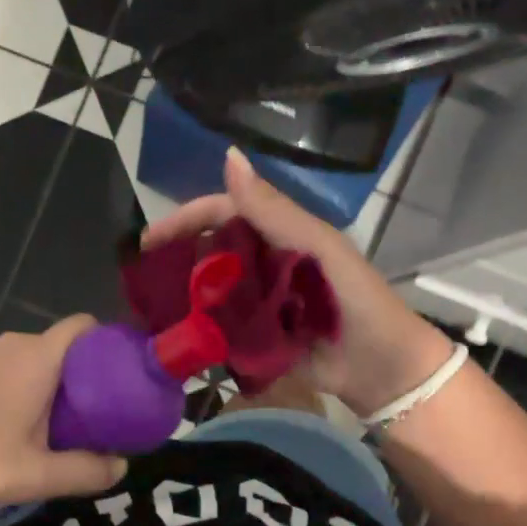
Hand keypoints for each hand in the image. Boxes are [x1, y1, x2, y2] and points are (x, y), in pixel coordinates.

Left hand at [0, 315, 128, 507]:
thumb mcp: (40, 474)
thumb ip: (87, 470)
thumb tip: (122, 468)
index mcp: (37, 357)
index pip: (84, 326)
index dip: (109, 346)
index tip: (124, 381)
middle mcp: (13, 346)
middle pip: (62, 348)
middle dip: (85, 378)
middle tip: (100, 418)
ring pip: (33, 364)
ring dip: (52, 390)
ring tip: (64, 432)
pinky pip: (8, 375)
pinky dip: (24, 394)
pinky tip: (19, 433)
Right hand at [141, 147, 456, 415]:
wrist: (384, 368)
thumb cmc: (358, 300)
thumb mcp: (318, 248)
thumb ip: (273, 210)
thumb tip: (229, 157)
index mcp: (281, 233)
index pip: (223, 214)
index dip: (186, 220)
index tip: (149, 240)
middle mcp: (266, 262)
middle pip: (211, 250)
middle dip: (177, 258)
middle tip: (142, 277)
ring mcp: (260, 301)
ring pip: (212, 289)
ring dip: (183, 294)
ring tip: (150, 308)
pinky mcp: (258, 337)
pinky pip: (221, 326)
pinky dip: (200, 328)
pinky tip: (175, 335)